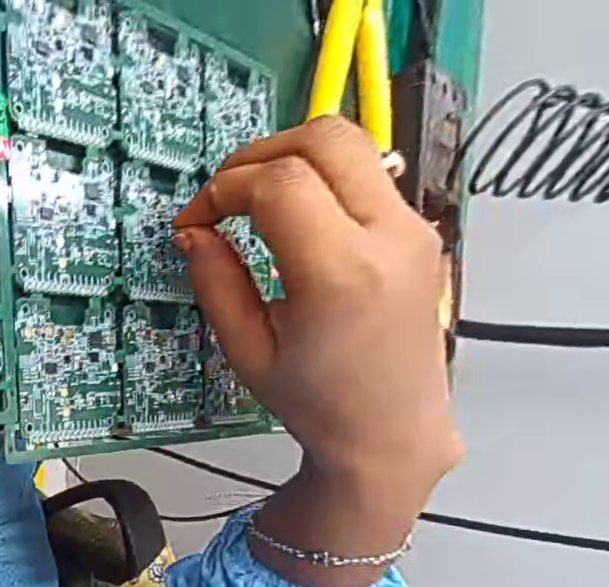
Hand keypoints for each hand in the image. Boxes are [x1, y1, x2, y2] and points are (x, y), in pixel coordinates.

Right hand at [174, 116, 463, 586]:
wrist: (389, 426)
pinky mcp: (416, 228)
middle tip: (216, 197)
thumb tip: (193, 233)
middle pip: (323, 138)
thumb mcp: (247, 350)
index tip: (191, 223)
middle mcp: (389, 234)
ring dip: (286, 158)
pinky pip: (364, 173)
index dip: (222, 190)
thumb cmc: (312, 401)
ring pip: (350, 143)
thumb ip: (217, 284)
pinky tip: (283, 216)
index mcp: (339, 273)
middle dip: (254, 155)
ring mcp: (412, 224)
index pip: (280, 184)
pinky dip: (314, 176)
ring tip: (244, 201)